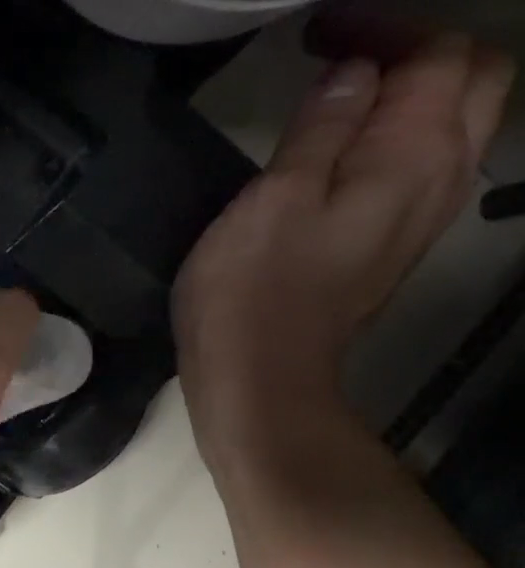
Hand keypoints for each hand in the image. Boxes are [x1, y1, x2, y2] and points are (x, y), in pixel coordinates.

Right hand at [174, 26, 513, 451]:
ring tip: (343, 90)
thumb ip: (320, 128)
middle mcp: (443, 172)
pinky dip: (399, 129)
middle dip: (418, 50)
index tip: (317, 32)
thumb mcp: (272, 200)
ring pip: (457, 118)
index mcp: (415, 153)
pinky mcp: (394, 238)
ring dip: (412, 89)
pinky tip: (349, 142)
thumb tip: (352, 72)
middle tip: (342, 53)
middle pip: (471, 78)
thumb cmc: (253, 289)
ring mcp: (424, 209)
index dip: (383, 30)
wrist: (260, 375)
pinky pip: (426, 157)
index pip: (436, 55)